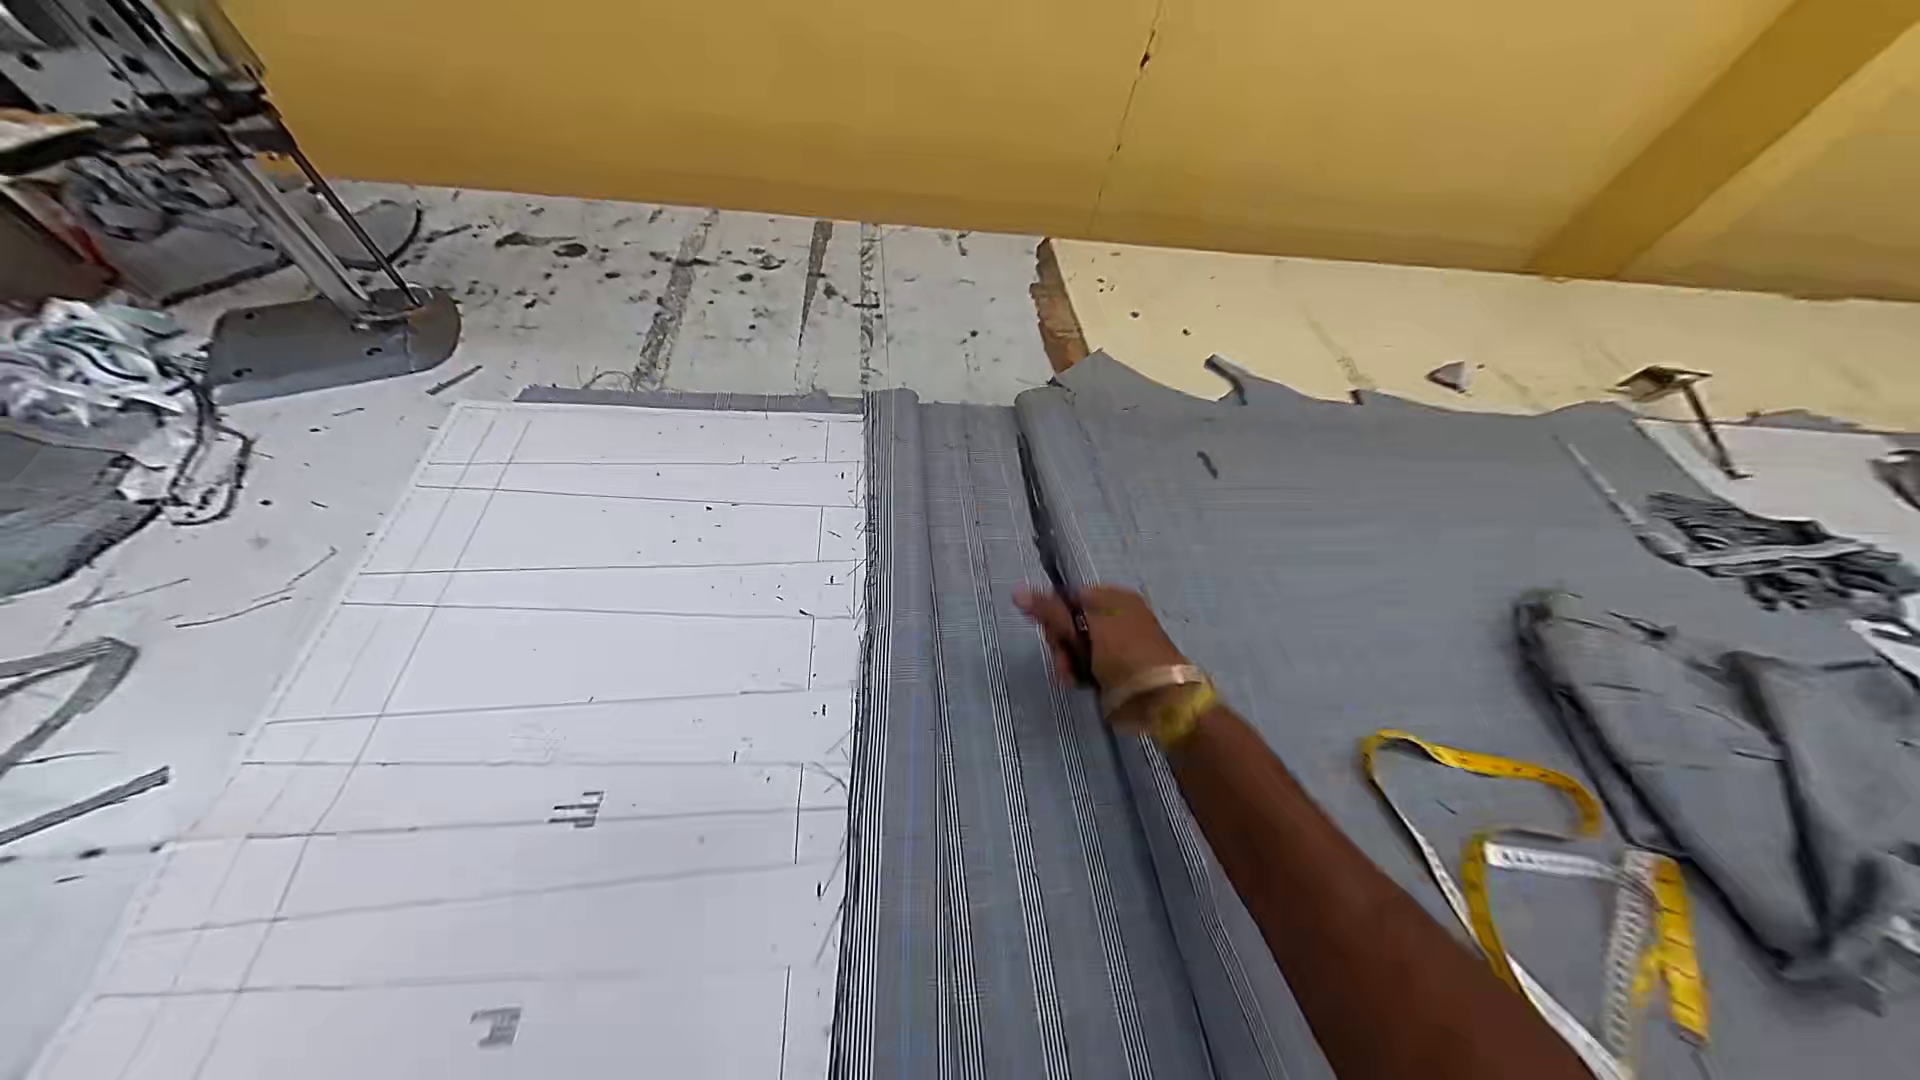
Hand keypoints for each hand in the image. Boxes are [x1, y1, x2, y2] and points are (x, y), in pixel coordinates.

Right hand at [1014, 584, 1188, 707]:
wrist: (1160, 697)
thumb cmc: (1123, 656)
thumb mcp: (1083, 631)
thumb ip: (1050, 612)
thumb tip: (1017, 591)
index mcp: (1113, 598)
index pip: (1069, 599)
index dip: (1055, 618)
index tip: (1052, 636)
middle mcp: (1116, 615)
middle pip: (1070, 623)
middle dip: (1062, 645)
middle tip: (1065, 661)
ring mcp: (1119, 641)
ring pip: (1077, 646)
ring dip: (1069, 662)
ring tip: (1073, 678)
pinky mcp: (1119, 665)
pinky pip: (1090, 662)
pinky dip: (1082, 672)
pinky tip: (1082, 683)